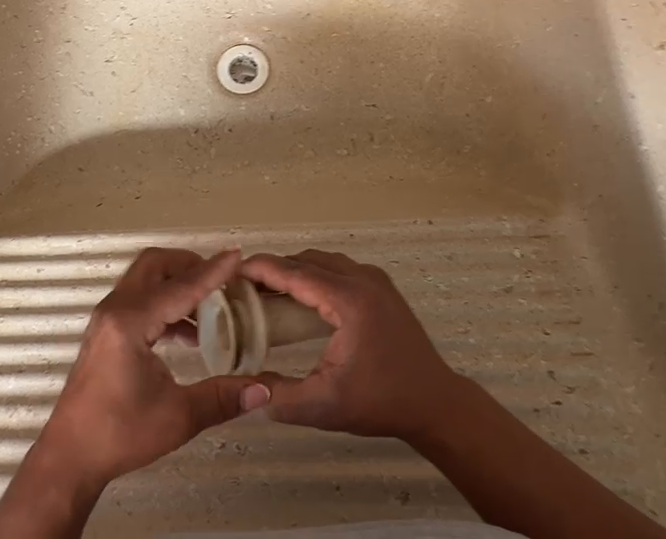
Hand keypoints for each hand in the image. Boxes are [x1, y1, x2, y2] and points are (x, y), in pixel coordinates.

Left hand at [32, 248, 270, 491]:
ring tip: (211, 307)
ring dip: (176, 283)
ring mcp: (106, 318)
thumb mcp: (177, 416)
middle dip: (189, 265)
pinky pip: (138, 299)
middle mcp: (115, 309)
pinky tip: (187, 333)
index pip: (179, 287)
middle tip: (222, 280)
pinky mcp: (106, 330)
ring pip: (144, 279)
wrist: (71, 454)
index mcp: (130, 323)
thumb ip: (222, 398)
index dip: (212, 272)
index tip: (236, 256)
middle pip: (154, 265)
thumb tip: (264, 390)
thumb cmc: (119, 434)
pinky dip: (164, 302)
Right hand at [242, 249, 457, 440]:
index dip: (259, 268)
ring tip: (266, 292)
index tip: (229, 273)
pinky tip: (300, 297)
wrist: (435, 404)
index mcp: (348, 300)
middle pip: (305, 260)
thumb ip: (277, 395)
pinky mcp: (382, 288)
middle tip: (243, 289)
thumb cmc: (381, 403)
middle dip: (272, 269)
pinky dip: (313, 274)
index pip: (294, 271)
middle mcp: (362, 279)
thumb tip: (240, 386)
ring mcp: (375, 280)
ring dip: (293, 270)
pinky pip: (338, 268)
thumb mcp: (323, 406)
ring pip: (322, 261)